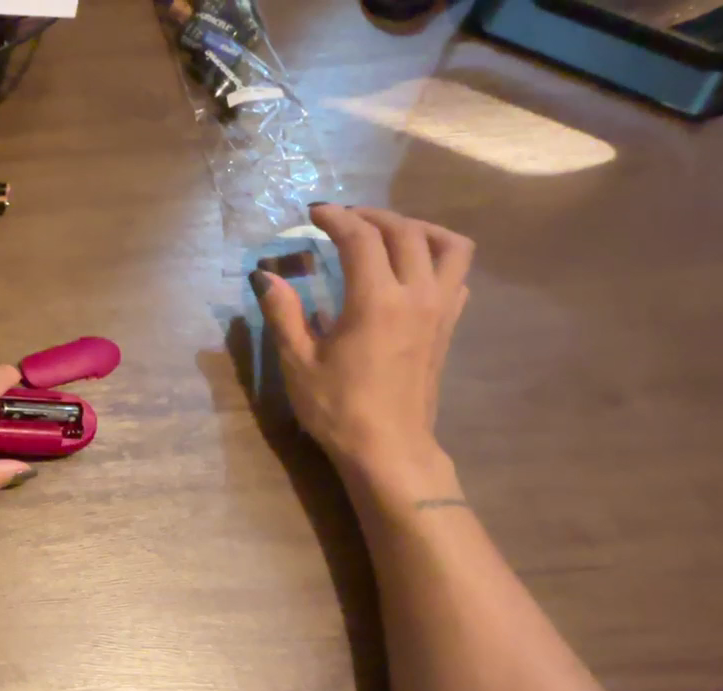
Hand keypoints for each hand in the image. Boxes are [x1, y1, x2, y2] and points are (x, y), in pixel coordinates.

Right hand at [252, 206, 473, 487]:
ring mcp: (441, 307)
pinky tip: (410, 269)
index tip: (314, 213)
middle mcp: (417, 293)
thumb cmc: (336, 408)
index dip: (337, 219)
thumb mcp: (298, 362)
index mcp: (376, 301)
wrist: (387, 445)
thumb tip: (265, 276)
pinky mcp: (449, 323)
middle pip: (405, 232)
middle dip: (372, 217)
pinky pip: (456, 273)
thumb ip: (284, 313)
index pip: (361, 239)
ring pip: (446, 243)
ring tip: (387, 233)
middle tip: (342, 219)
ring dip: (417, 228)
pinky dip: (436, 256)